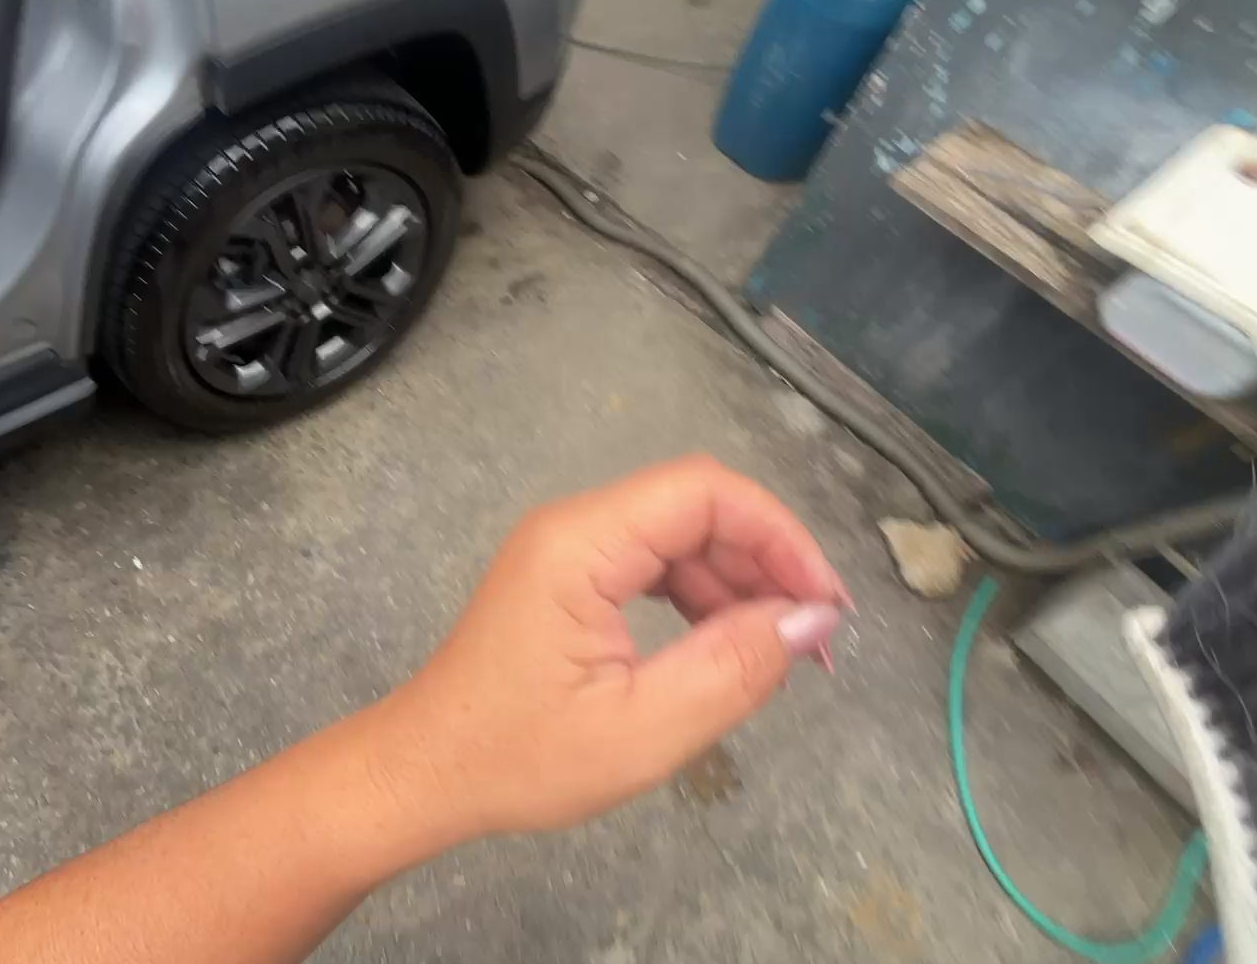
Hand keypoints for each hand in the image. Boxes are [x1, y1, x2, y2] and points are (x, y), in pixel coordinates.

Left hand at [371, 455, 850, 839]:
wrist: (431, 764)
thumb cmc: (521, 755)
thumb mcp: (641, 729)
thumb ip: (733, 666)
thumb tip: (812, 617)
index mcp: (579, 543)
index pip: (701, 490)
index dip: (778, 532)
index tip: (825, 603)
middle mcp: (571, 525)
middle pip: (691, 506)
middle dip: (763, 560)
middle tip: (812, 639)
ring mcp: (564, 546)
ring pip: (674, 534)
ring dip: (734, 582)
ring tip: (776, 651)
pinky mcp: (565, 574)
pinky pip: (647, 562)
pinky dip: (695, 595)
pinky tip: (721, 642)